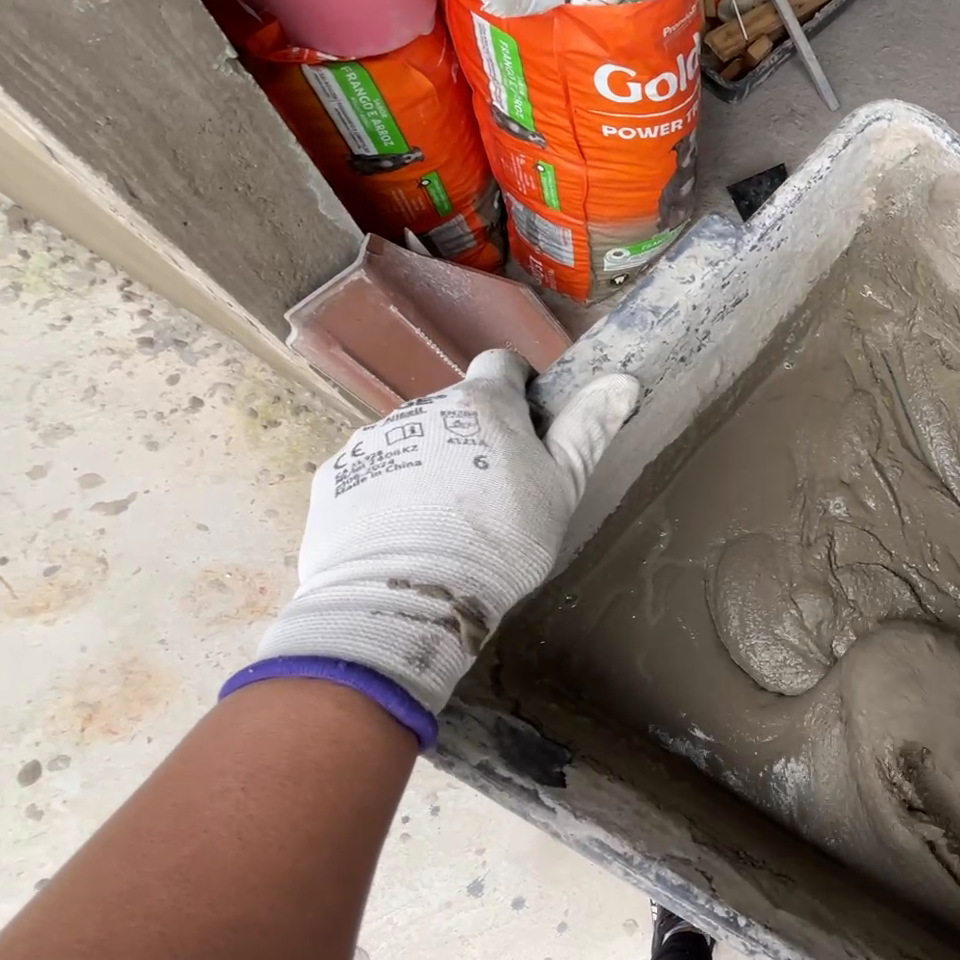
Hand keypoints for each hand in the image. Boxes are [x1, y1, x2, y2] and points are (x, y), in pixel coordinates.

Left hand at [242, 350, 639, 744]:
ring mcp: (374, 440)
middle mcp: (423, 407)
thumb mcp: (563, 486)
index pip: (502, 364)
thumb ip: (588, 430)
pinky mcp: (336, 476)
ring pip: (418, 440)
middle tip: (498, 491)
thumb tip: (623, 380)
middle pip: (459, 408)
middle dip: (478, 436)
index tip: (531, 428)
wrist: (408, 595)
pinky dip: (395, 492)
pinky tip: (410, 533)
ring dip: (437, 463)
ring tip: (450, 520)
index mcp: (484, 403)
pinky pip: (376, 472)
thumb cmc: (504, 537)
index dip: (520, 389)